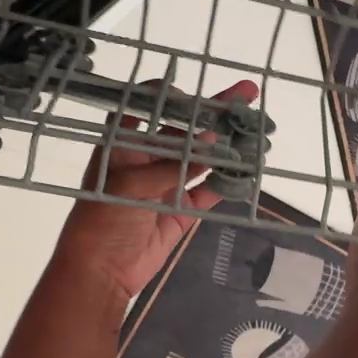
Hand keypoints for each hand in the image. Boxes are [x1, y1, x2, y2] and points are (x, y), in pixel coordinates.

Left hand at [54, 79, 259, 301]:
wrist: (102, 271)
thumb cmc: (101, 220)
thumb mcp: (129, 186)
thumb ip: (171, 165)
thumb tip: (211, 142)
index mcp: (124, 146)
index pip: (145, 108)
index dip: (167, 94)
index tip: (193, 86)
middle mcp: (148, 159)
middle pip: (184, 129)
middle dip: (213, 112)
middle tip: (246, 93)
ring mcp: (168, 183)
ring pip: (202, 157)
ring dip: (227, 143)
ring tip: (255, 128)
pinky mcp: (183, 210)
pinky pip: (209, 191)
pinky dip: (228, 181)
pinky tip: (248, 168)